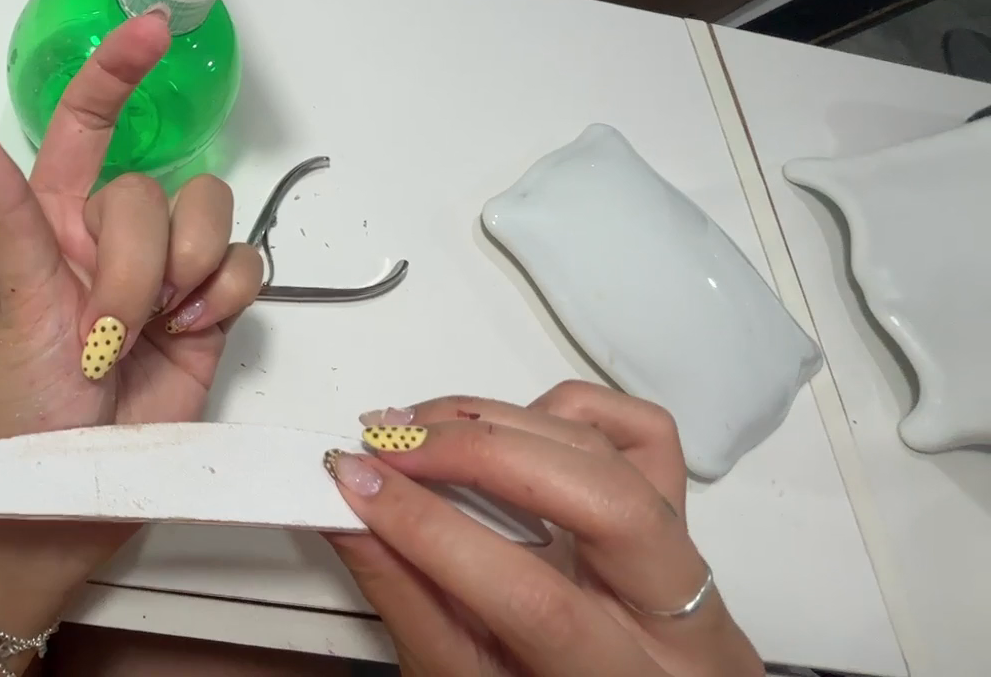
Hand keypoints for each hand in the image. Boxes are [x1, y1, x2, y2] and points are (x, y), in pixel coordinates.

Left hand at [0, 10, 262, 562]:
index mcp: (56, 214)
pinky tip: (189, 334)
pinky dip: (225, 296)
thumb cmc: (12, 396)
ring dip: (186, 275)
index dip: (117, 70)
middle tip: (105, 327)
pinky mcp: (208, 312)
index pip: (89, 121)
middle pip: (162, 187)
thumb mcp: (11, 292)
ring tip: (149, 333)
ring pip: (212, 216)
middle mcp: (113, 234)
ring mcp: (164, 272)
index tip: (154, 27)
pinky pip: (244, 265)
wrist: (63, 498)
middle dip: (140, 259)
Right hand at [323, 381, 763, 676]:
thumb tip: (341, 503)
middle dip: (475, 452)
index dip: (430, 527)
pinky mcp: (673, 504)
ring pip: (602, 449)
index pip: (535, 598)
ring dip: (489, 419)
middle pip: (601, 500)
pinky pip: (641, 430)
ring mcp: (687, 551)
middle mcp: (684, 618)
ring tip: (412, 429)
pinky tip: (499, 431)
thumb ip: (400, 594)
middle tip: (387, 442)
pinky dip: (560, 410)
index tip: (351, 478)